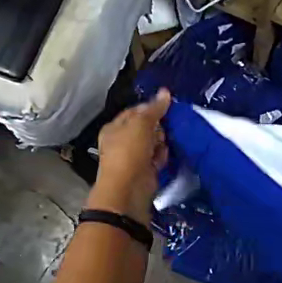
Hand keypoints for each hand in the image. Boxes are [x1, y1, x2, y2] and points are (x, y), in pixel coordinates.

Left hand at [88, 88, 170, 222]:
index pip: (135, 111)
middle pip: (146, 127)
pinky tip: (165, 157)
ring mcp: (133, 157)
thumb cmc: (129, 152)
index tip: (167, 107)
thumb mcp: (140, 124)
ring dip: (162, 142)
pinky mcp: (145, 171)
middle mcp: (122, 141)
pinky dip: (162, 157)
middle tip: (165, 129)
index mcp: (114, 127)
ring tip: (165, 143)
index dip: (150, 108)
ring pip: (153, 143)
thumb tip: (166, 92)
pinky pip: (157, 158)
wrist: (128, 190)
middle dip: (158, 126)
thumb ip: (154, 108)